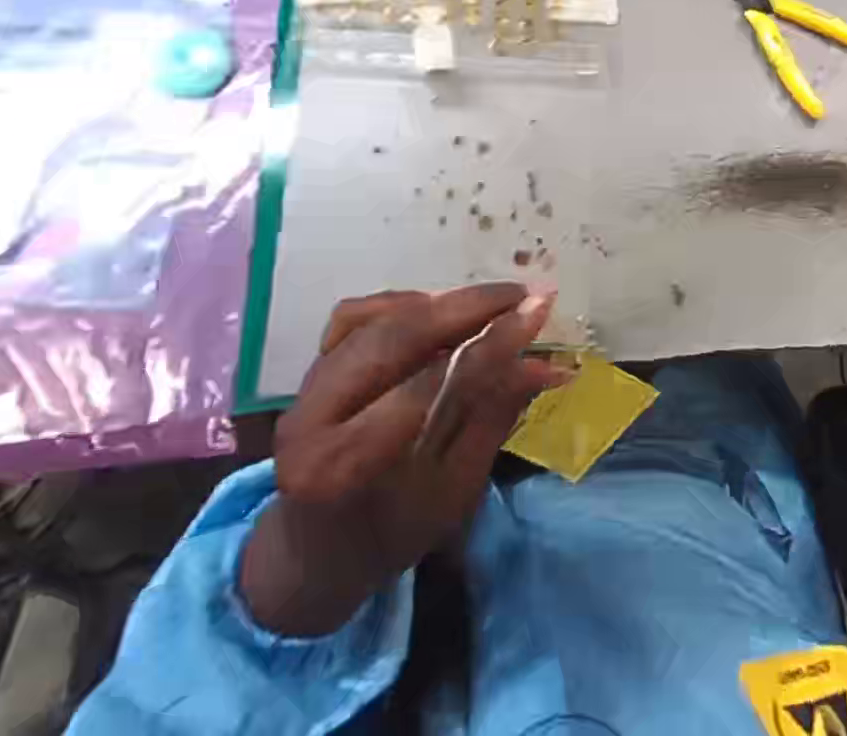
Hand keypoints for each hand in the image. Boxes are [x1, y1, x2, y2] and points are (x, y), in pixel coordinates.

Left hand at [239, 283, 562, 635]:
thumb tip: (541, 364)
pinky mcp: (309, 368)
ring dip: (437, 302)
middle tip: (522, 294)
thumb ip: (489, 419)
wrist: (317, 551)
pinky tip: (438, 308)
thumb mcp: (451, 493)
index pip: (425, 385)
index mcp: (344, 465)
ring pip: (372, 318)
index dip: (486, 345)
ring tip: (491, 300)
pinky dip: (400, 305)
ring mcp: (305, 386)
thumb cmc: (390, 539)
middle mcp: (312, 414)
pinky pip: (353, 318)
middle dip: (465, 307)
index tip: (537, 315)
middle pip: (393, 337)